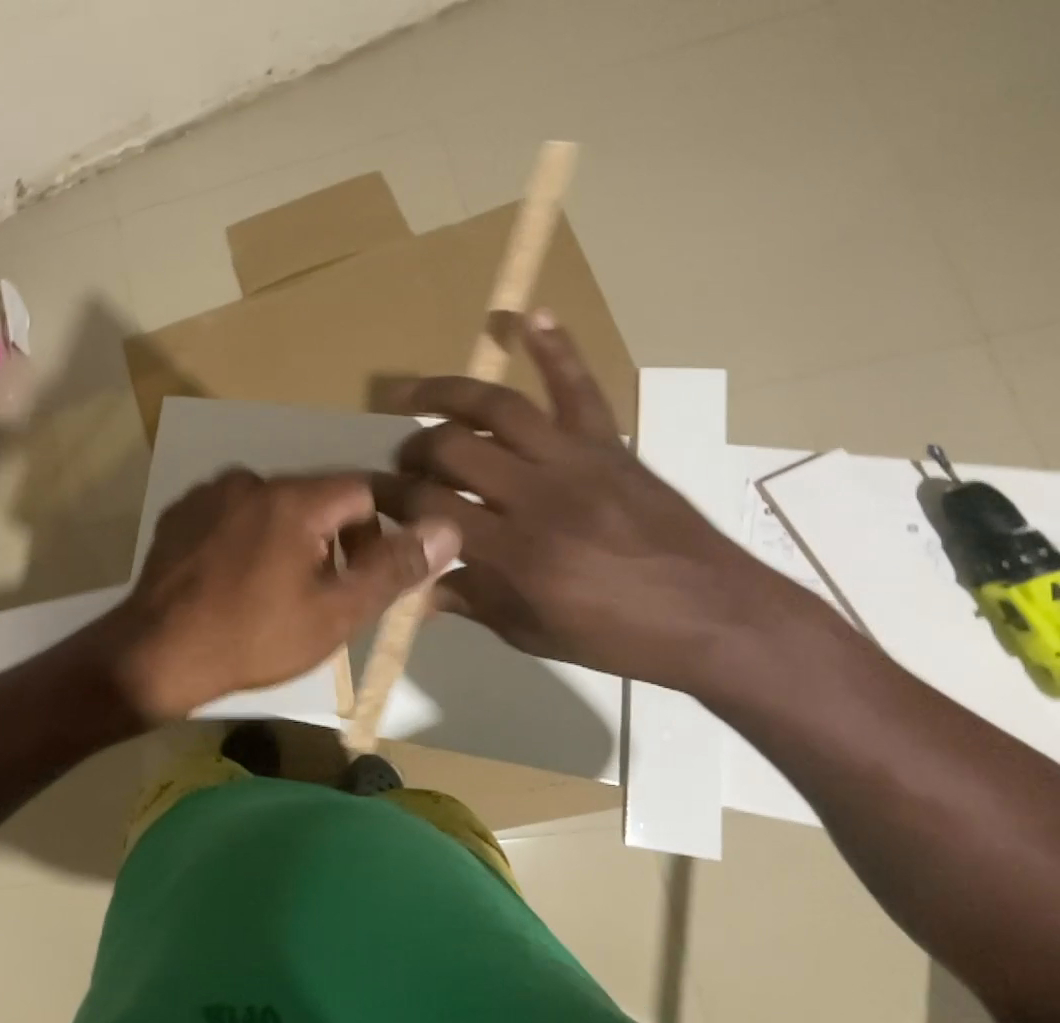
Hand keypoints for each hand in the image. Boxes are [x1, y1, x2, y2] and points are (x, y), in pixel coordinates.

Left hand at [107, 469, 460, 719]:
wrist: (156, 654)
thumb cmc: (252, 638)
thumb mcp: (335, 613)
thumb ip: (393, 568)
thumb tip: (448, 527)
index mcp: (292, 497)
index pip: (362, 492)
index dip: (374, 535)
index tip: (362, 578)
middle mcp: (248, 480)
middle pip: (313, 498)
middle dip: (328, 539)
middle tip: (317, 594)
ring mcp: (205, 495)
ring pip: (269, 507)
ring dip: (284, 539)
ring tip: (270, 593)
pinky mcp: (177, 515)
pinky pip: (229, 516)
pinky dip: (242, 539)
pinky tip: (230, 582)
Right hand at [376, 310, 818, 695]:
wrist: (719, 616)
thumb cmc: (617, 637)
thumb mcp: (529, 631)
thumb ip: (469, 599)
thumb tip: (414, 588)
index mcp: (515, 552)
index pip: (428, 505)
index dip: (390, 497)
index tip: (372, 497)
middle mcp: (539, 496)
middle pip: (451, 449)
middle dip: (412, 453)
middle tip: (403, 467)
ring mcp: (577, 462)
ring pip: (498, 407)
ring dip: (444, 393)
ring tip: (407, 392)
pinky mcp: (611, 446)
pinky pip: (578, 388)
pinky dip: (554, 347)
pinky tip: (525, 316)